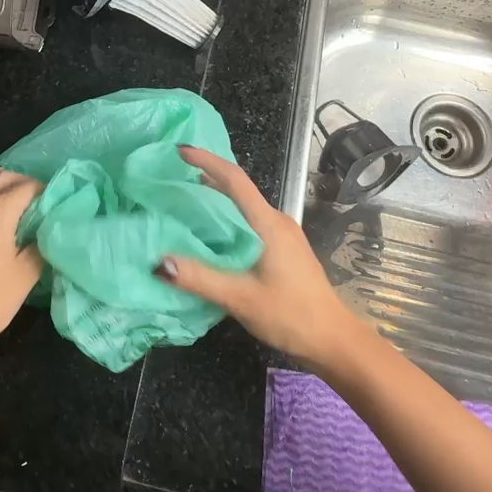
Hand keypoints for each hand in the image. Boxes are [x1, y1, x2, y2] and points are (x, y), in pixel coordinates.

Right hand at [156, 146, 371, 374]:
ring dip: (215, 203)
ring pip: (243, 208)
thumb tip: (159, 261)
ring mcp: (283, 235)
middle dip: (205, 180)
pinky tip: (209, 239)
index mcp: (268, 223)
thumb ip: (201, 278)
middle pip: (237, 190)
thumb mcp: (241, 298)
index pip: (234, 180)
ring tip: (182, 207)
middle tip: (171, 181)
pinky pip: (249, 224)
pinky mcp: (283, 249)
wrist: (332, 340)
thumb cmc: (291, 315)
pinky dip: (226, 222)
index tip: (180, 152)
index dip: (207, 161)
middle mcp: (276, 221)